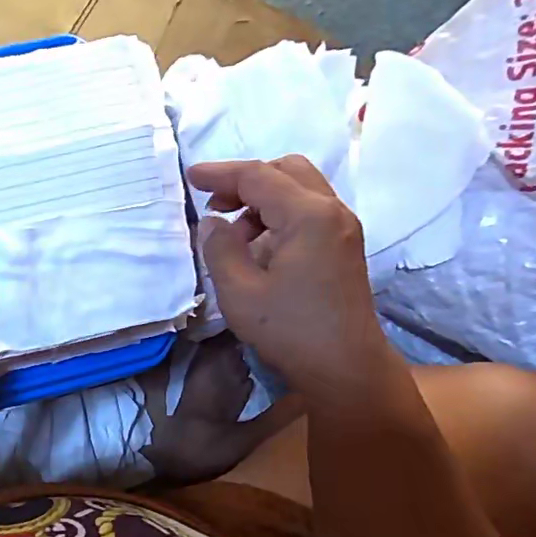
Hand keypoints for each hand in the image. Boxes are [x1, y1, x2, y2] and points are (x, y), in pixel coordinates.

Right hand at [188, 156, 398, 402]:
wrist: (345, 366)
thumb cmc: (289, 330)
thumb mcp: (239, 291)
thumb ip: (220, 248)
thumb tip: (213, 222)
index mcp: (308, 217)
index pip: (258, 176)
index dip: (220, 173)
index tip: (190, 177)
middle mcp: (331, 211)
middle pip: (286, 170)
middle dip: (245, 179)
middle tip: (214, 204)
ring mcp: (342, 227)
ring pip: (299, 187)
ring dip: (262, 197)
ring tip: (232, 231)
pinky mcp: (343, 244)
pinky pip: (308, 209)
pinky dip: (278, 213)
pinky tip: (257, 244)